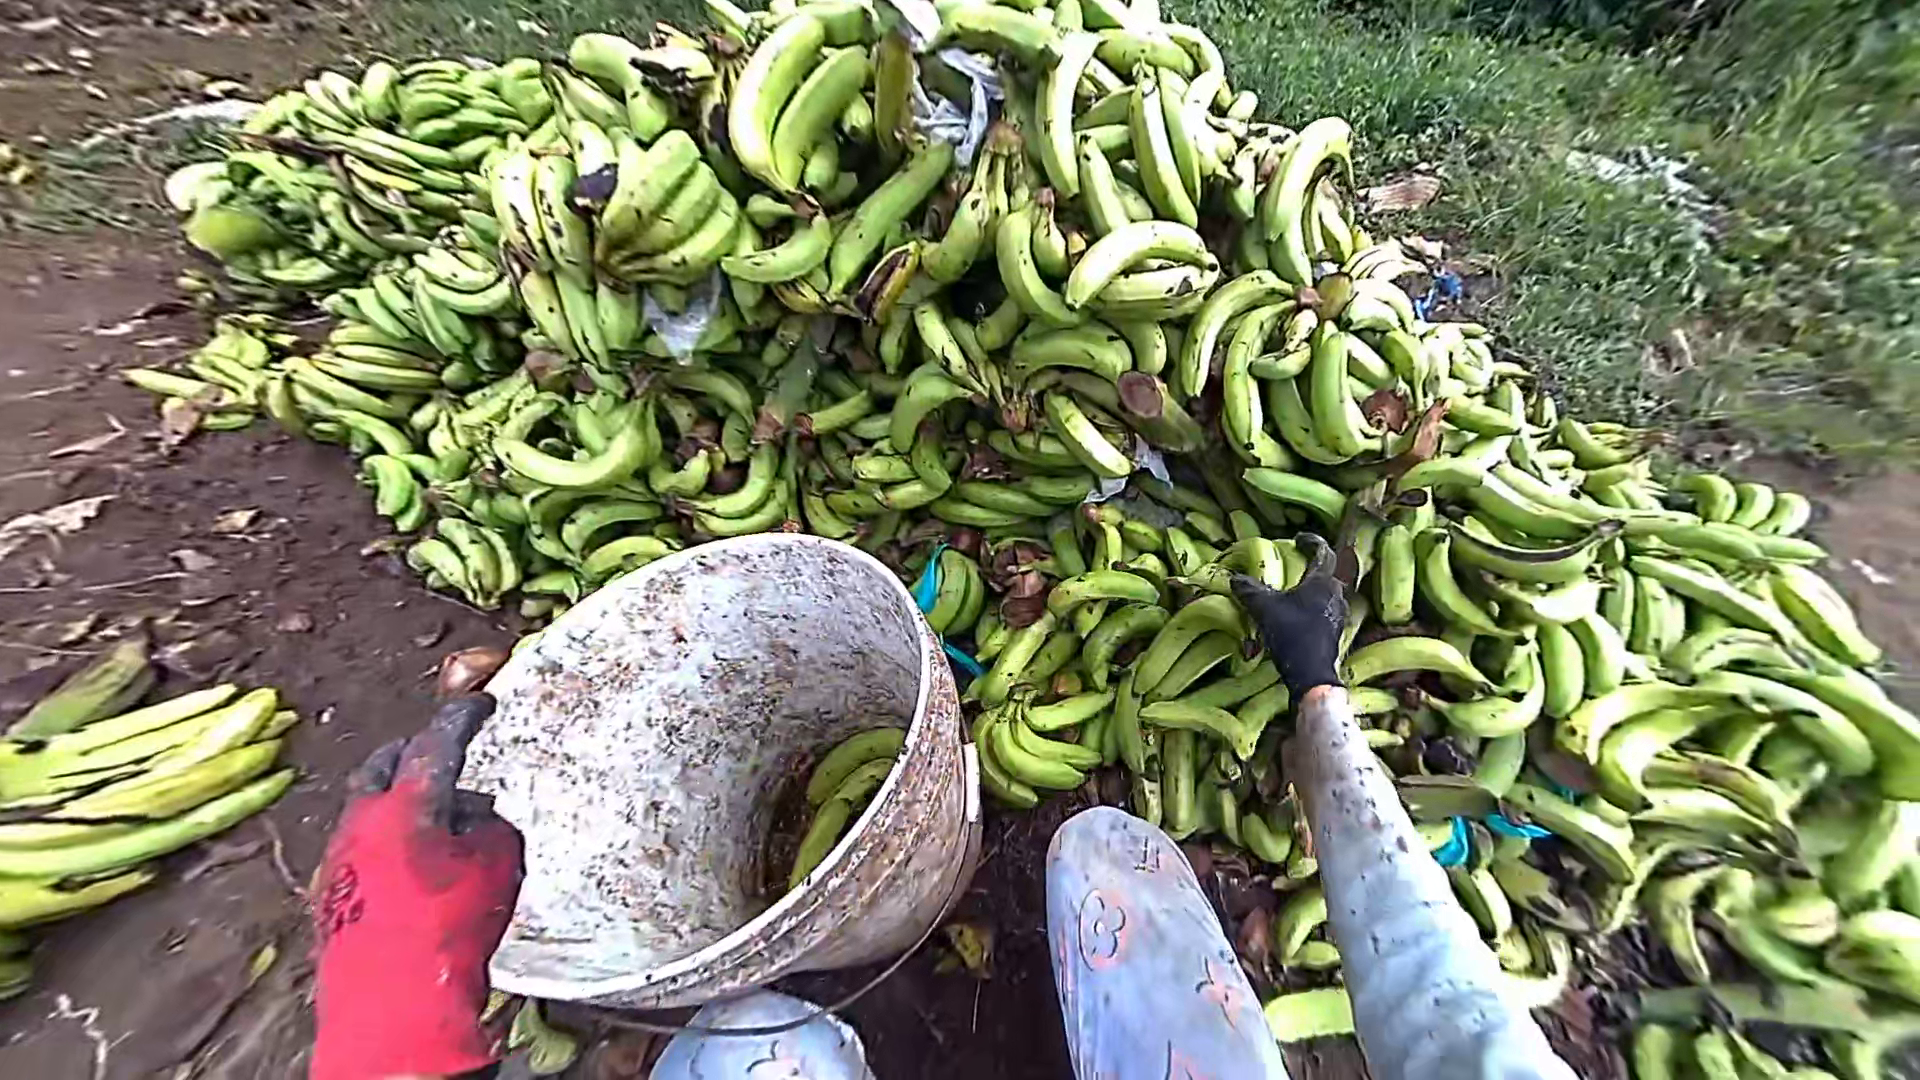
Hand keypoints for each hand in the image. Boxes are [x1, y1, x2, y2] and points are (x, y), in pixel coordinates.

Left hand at [310, 695, 523, 1079]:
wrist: (395, 1007)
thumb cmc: (457, 922)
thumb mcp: (499, 855)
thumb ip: (484, 820)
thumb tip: (466, 813)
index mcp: (407, 808)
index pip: (437, 743)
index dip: (463, 716)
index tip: (482, 702)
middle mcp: (362, 825)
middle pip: (382, 765)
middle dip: (416, 748)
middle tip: (447, 743)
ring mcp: (338, 859)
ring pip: (368, 803)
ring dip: (405, 792)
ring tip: (447, 810)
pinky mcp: (331, 890)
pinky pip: (363, 838)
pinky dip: (393, 826)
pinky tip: (422, 849)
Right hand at [1230, 533, 1347, 699]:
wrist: (1310, 673)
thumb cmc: (1291, 634)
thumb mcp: (1263, 608)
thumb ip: (1249, 590)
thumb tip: (1234, 578)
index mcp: (1322, 583)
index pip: (1323, 553)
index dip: (1311, 542)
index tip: (1298, 538)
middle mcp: (1335, 595)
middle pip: (1327, 573)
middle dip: (1311, 565)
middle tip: (1294, 563)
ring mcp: (1338, 614)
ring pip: (1326, 591)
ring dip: (1311, 586)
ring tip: (1293, 588)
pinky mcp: (1334, 630)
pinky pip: (1324, 607)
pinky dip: (1311, 603)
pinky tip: (1297, 611)